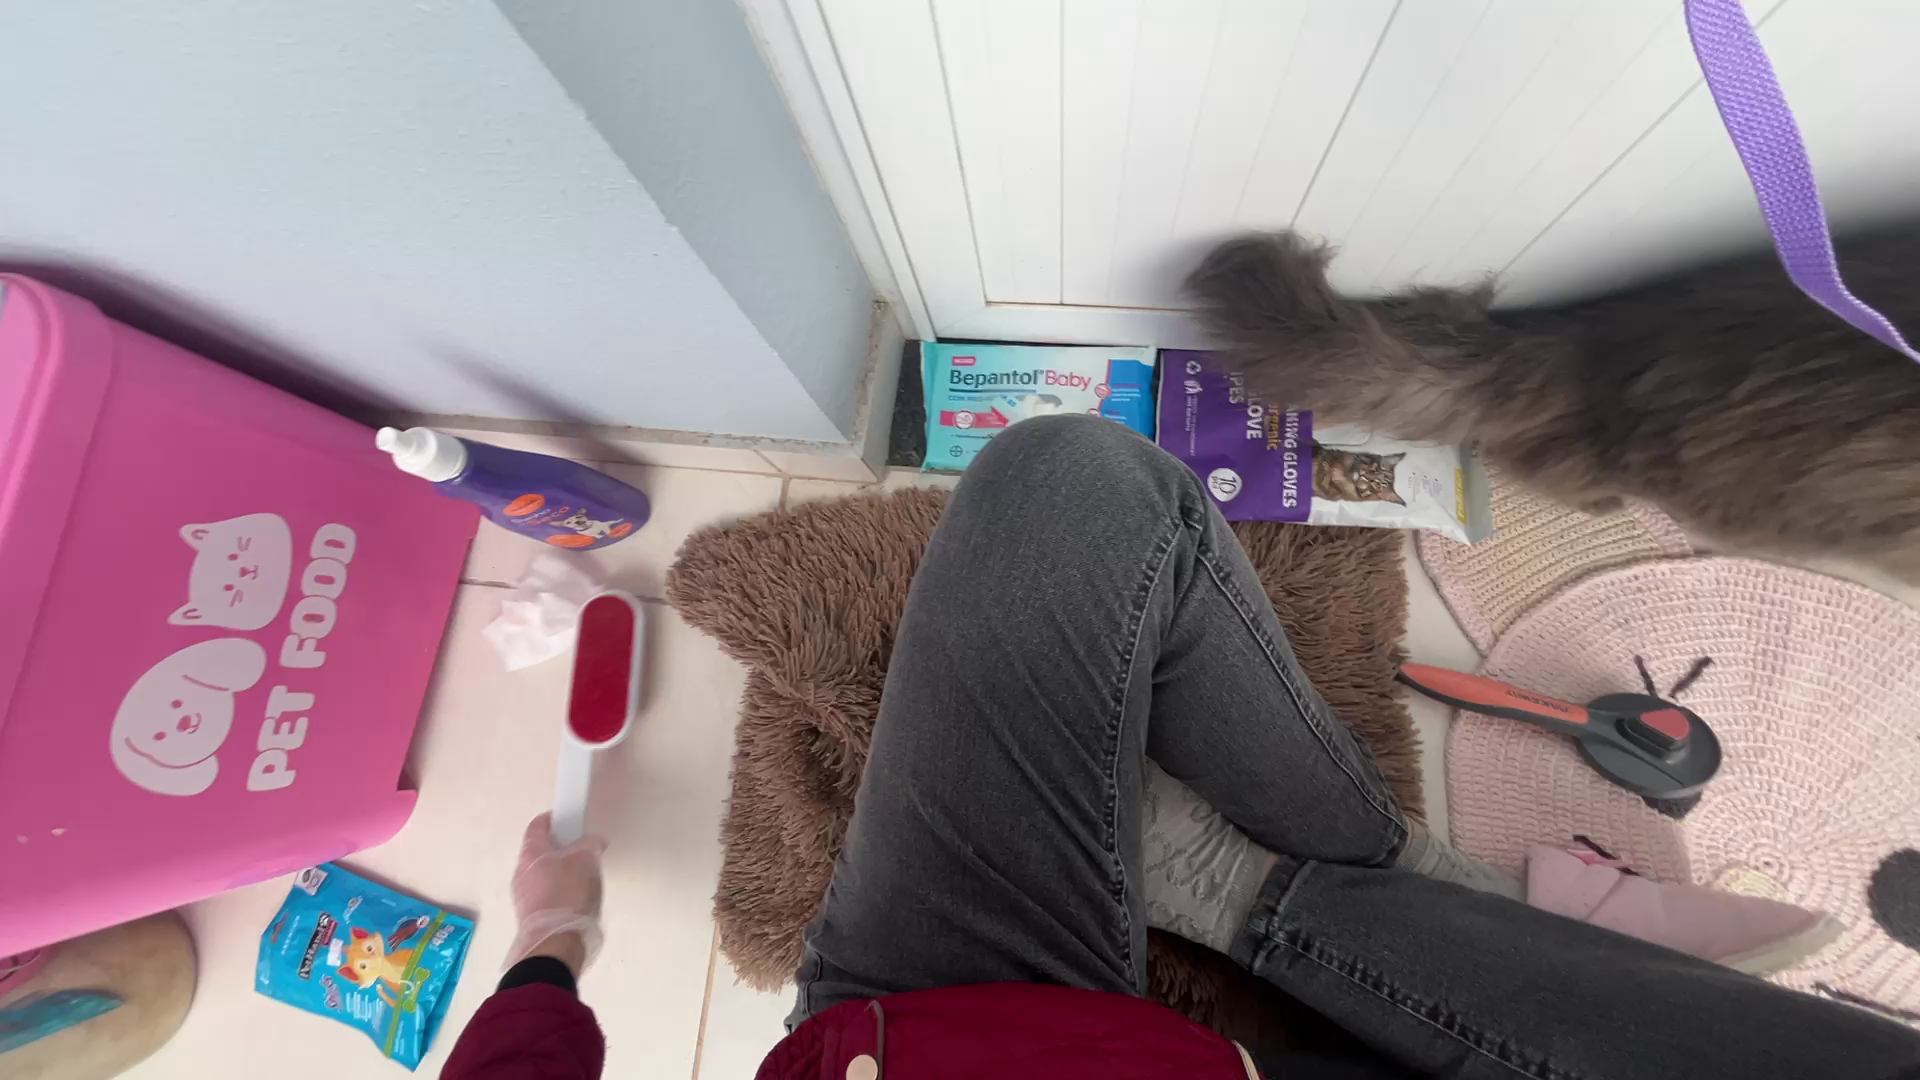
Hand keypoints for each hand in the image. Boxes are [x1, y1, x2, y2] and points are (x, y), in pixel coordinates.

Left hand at [505, 813, 607, 975]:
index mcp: (531, 853)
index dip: (554, 817)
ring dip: (560, 869)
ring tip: (584, 874)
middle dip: (560, 847)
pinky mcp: (529, 915)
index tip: (570, 818)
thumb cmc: (569, 890)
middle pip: (540, 850)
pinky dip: (559, 888)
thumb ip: (590, 843)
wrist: (556, 941)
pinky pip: (545, 892)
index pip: (537, 825)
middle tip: (583, 847)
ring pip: (542, 873)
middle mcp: (520, 872)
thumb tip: (592, 842)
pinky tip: (577, 895)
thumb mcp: (588, 856)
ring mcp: (522, 896)